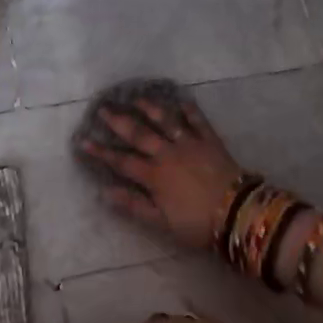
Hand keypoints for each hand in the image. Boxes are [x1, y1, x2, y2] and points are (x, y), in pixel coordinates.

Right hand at [77, 99, 245, 250]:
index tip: (83, 140)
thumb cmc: (197, 223)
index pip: (121, 162)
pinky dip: (189, 110)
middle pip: (139, 135)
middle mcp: (168, 154)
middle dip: (119, 122)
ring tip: (137, 98)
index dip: (101, 152)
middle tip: (103, 109)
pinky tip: (182, 100)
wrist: (239, 212)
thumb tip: (104, 192)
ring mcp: (190, 145)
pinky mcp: (211, 142)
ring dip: (150, 109)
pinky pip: (198, 121)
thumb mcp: (161, 222)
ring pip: (166, 122)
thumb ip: (133, 205)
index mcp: (154, 176)